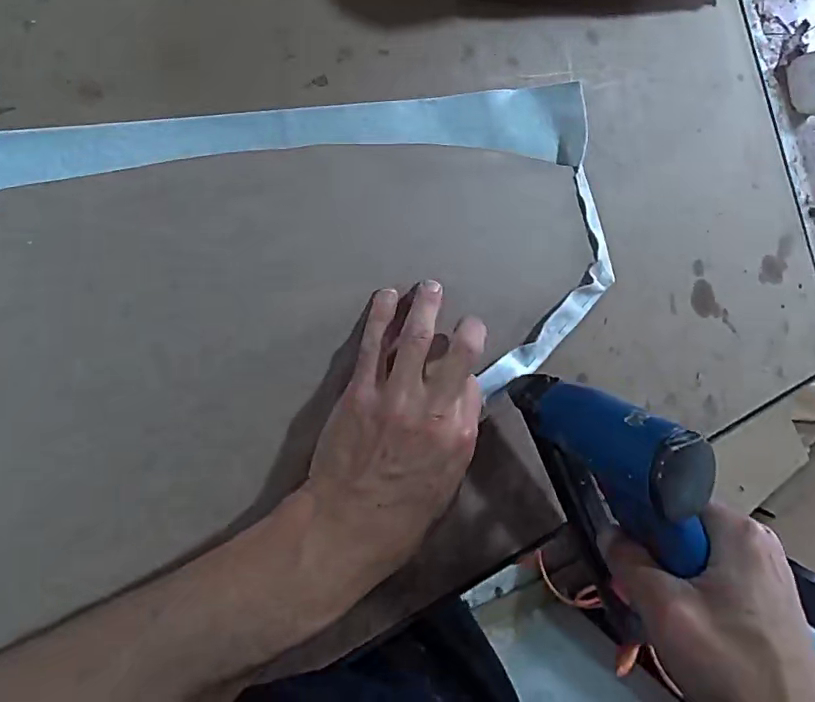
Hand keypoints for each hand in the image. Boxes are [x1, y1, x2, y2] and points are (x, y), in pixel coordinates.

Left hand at [302, 282, 485, 583]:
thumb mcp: (447, 482)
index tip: (464, 361)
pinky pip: (374, 346)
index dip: (468, 369)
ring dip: (424, 307)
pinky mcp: (359, 392)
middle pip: (456, 353)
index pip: (472, 383)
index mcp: (457, 435)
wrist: (342, 528)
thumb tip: (461, 396)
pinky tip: (386, 297)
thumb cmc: (400, 515)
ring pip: (415, 339)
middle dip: (464, 325)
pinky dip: (381, 317)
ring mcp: (393, 397)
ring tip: (429, 287)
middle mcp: (431, 410)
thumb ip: (458, 434)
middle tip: (463, 314)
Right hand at [605, 502, 814, 701]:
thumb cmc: (740, 674)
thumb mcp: (666, 612)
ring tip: (659, 632)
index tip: (623, 547)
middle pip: (683, 539)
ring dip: (669, 597)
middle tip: (639, 603)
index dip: (642, 524)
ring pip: (695, 571)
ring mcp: (764, 579)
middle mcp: (756, 546)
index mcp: (740, 530)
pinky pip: (715, 594)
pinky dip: (692, 612)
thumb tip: (610, 535)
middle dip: (654, 571)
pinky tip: (682, 642)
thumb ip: (630, 564)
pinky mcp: (766, 609)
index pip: (673, 502)